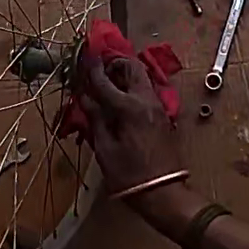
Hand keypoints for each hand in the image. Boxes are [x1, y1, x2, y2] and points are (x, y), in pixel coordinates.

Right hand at [80, 55, 182, 193]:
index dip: (92, 68)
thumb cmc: (130, 175)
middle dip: (114, 64)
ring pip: (141, 77)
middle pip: (131, 67)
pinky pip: (145, 90)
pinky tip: (120, 100)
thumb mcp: (105, 149)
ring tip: (107, 85)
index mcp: (129, 108)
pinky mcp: (162, 115)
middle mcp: (146, 100)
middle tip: (98, 72)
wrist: (164, 193)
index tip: (84, 55)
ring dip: (124, 74)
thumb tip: (85, 98)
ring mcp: (157, 106)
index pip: (105, 81)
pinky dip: (132, 86)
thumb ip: (96, 119)